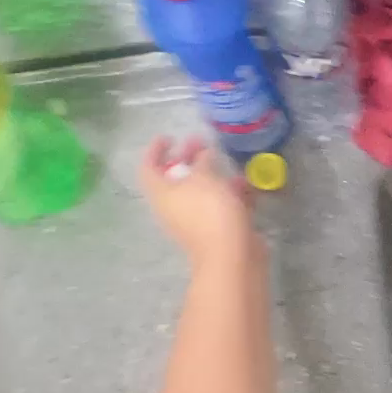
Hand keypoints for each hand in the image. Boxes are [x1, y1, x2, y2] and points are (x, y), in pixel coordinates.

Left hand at [139, 136, 258, 267]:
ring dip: (210, 175)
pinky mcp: (216, 228)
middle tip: (200, 142)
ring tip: (224, 160)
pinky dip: (227, 193)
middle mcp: (173, 207)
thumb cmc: (210, 211)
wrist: (231, 255)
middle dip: (186, 159)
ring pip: (198, 192)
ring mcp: (195, 220)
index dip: (155, 150)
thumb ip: (202, 161)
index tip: (169, 137)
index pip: (148, 168)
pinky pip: (218, 205)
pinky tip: (243, 184)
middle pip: (174, 179)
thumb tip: (203, 155)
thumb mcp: (204, 177)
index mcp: (162, 194)